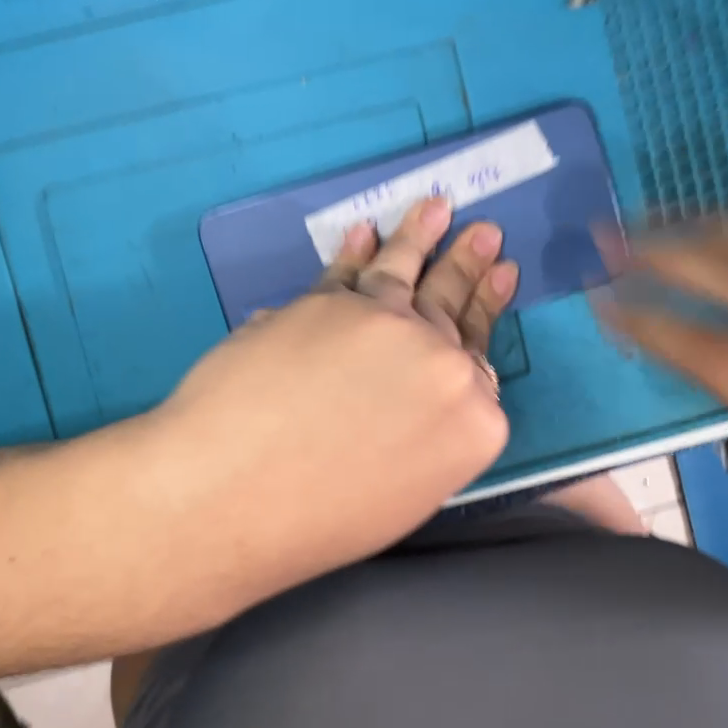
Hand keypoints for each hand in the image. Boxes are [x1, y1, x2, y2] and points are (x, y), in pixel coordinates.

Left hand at [146, 197, 518, 605]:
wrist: (235, 493)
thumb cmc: (320, 521)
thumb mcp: (403, 493)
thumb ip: (424, 433)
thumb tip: (402, 395)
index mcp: (475, 424)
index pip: (481, 370)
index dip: (478, 333)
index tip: (493, 290)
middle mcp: (443, 364)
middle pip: (455, 307)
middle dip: (470, 267)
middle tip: (487, 234)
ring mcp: (389, 324)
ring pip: (409, 272)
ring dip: (423, 235)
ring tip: (437, 206)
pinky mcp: (333, 301)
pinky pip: (352, 270)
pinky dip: (361, 249)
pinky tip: (368, 232)